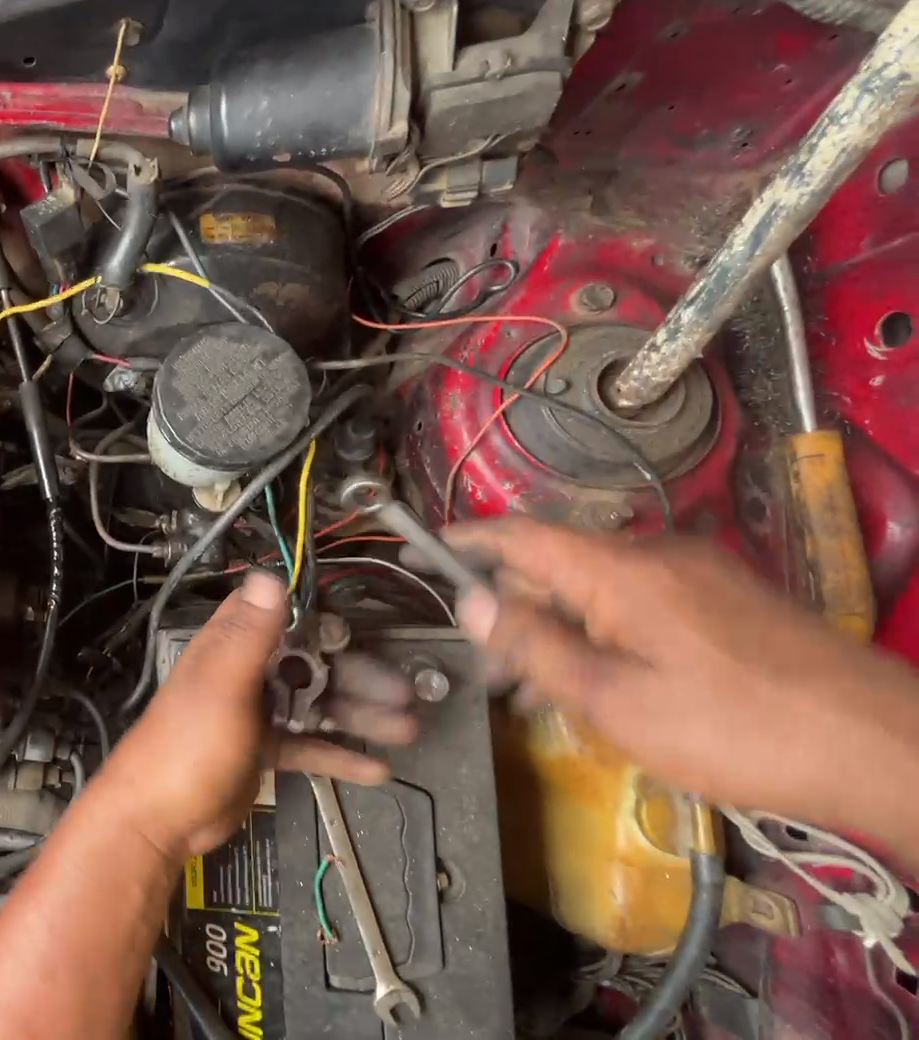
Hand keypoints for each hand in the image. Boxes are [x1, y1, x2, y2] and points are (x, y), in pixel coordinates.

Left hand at [96, 570, 417, 861]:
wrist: (160, 817)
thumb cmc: (189, 744)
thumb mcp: (222, 685)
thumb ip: (249, 634)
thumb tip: (268, 577)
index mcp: (228, 649)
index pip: (278, 618)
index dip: (318, 622)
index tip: (359, 634)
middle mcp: (243, 674)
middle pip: (308, 664)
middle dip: (356, 676)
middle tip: (405, 694)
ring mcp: (253, 714)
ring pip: (313, 704)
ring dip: (357, 714)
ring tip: (407, 729)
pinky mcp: (261, 751)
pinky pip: (306, 745)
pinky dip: (337, 754)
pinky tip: (376, 768)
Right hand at [446, 517, 918, 852]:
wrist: (894, 753)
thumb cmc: (736, 729)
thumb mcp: (612, 697)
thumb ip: (533, 644)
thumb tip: (470, 601)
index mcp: (619, 571)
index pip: (518, 535)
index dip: (462, 539)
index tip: (418, 550)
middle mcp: (654, 557)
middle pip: (553, 564)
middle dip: (506, 605)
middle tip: (480, 662)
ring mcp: (694, 576)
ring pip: (591, 588)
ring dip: (551, 626)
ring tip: (531, 687)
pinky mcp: (722, 601)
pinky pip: (633, 602)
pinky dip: (595, 631)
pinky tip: (591, 680)